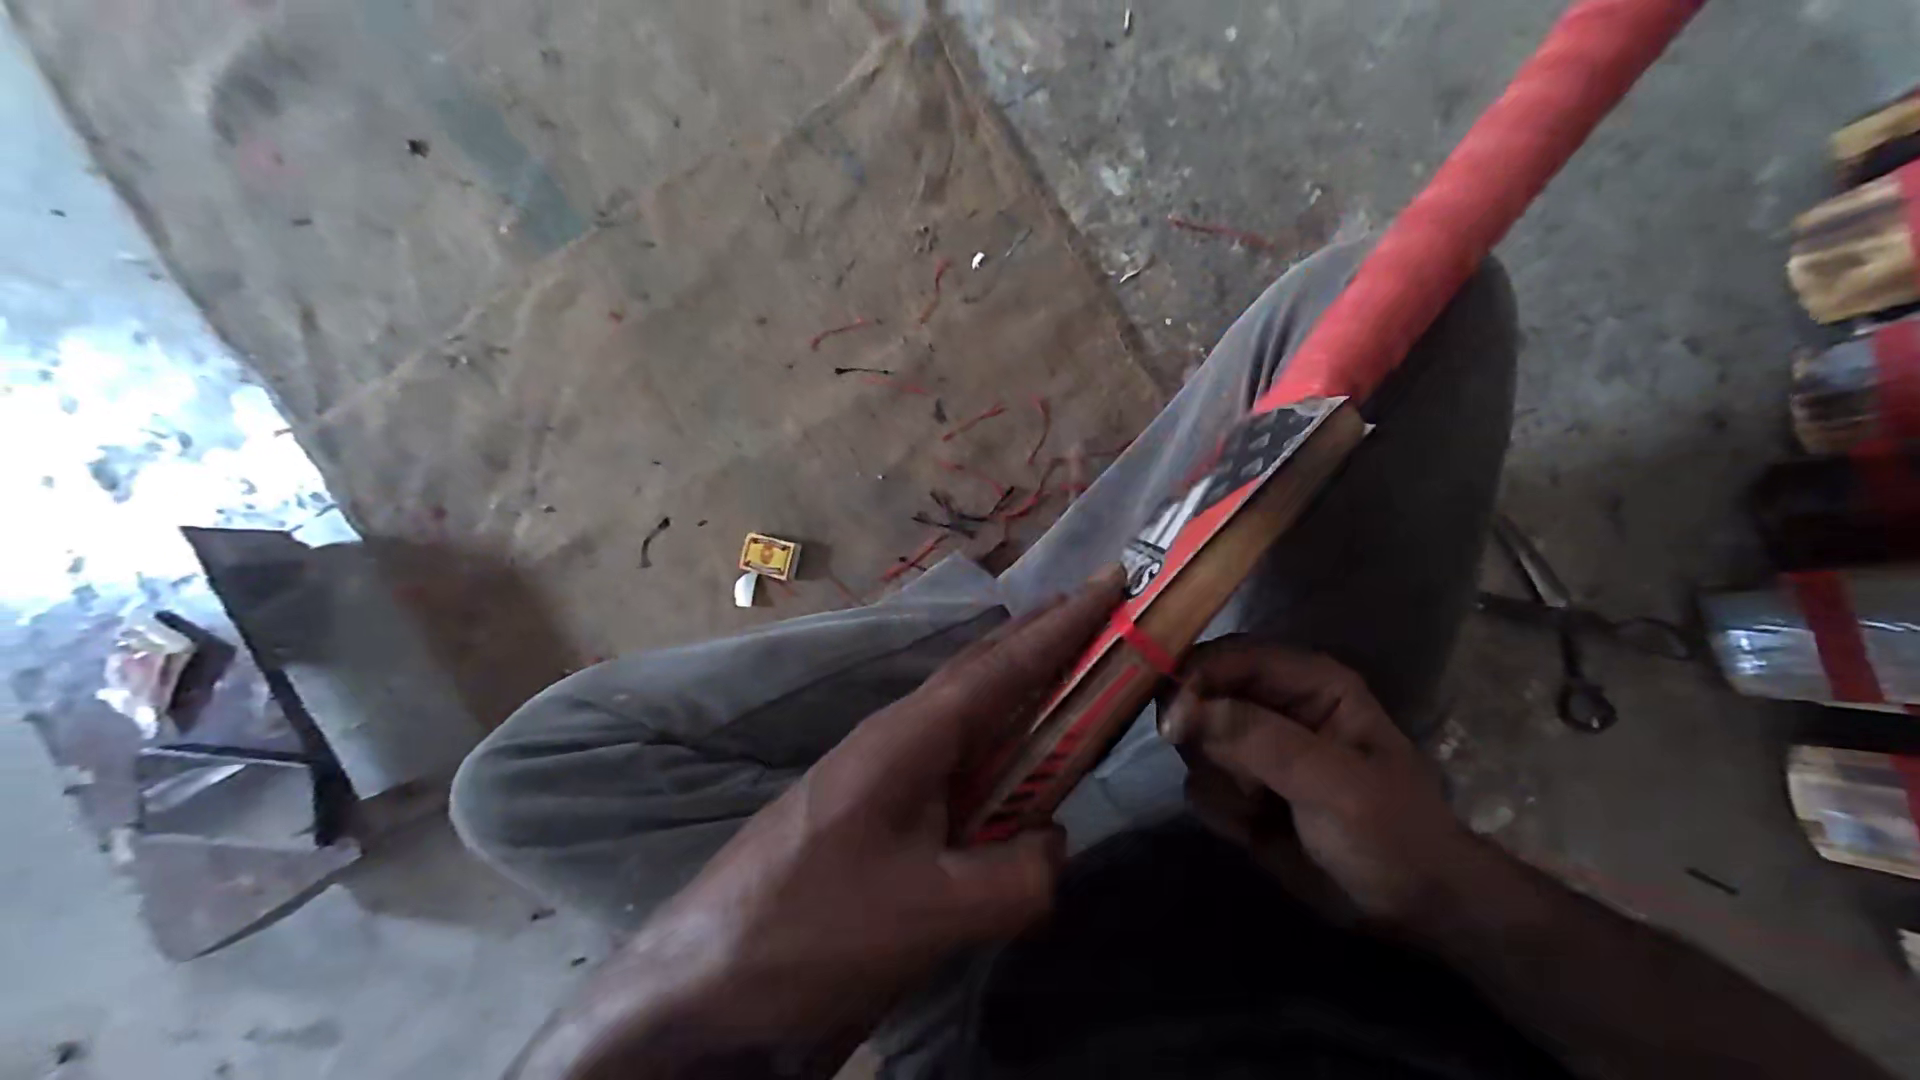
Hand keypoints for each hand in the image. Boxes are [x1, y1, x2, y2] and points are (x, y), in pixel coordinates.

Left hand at [522, 568, 1128, 1078]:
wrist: (703, 974)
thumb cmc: (810, 930)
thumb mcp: (930, 915)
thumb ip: (1017, 877)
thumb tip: (1055, 842)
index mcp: (910, 737)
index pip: (1002, 665)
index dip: (1062, 624)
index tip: (1109, 582)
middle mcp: (899, 736)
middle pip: (985, 671)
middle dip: (1045, 637)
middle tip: (1100, 613)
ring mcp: (885, 768)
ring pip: (971, 713)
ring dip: (1023, 689)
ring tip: (1072, 680)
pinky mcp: (879, 805)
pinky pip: (956, 759)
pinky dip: (999, 746)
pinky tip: (1016, 767)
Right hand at [1160, 637, 1479, 926]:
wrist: (1411, 910)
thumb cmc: (1391, 832)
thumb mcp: (1335, 783)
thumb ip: (1260, 739)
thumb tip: (1182, 710)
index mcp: (1308, 681)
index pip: (1232, 656)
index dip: (1196, 678)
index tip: (1173, 722)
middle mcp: (1273, 703)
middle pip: (1200, 692)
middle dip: (1204, 736)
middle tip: (1233, 776)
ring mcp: (1251, 745)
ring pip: (1193, 740)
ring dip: (1218, 779)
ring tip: (1260, 807)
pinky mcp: (1237, 786)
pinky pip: (1197, 782)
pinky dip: (1220, 809)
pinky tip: (1255, 829)